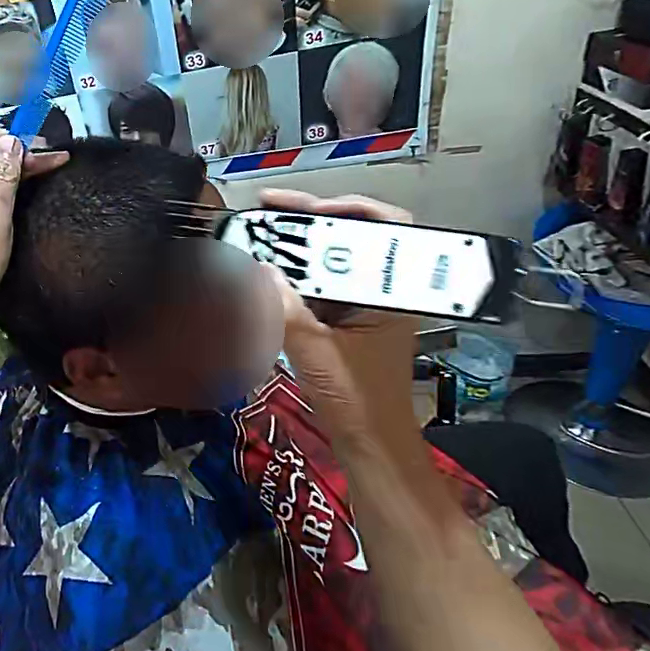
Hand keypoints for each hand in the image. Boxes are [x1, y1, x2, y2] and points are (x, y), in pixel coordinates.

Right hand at [260, 190, 420, 444]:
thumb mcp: (316, 351)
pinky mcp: (349, 318)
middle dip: (312, 217)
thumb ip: (284, 308)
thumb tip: (256, 269)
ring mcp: (365, 303)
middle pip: (353, 234)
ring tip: (264, 227)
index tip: (312, 206)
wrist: (371, 445)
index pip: (388, 225)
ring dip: (302, 242)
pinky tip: (270, 265)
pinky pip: (324, 282)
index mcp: (393, 291)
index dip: (352, 206)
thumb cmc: (357, 401)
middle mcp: (383, 290)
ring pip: (335, 257)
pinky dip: (298, 271)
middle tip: (270, 207)